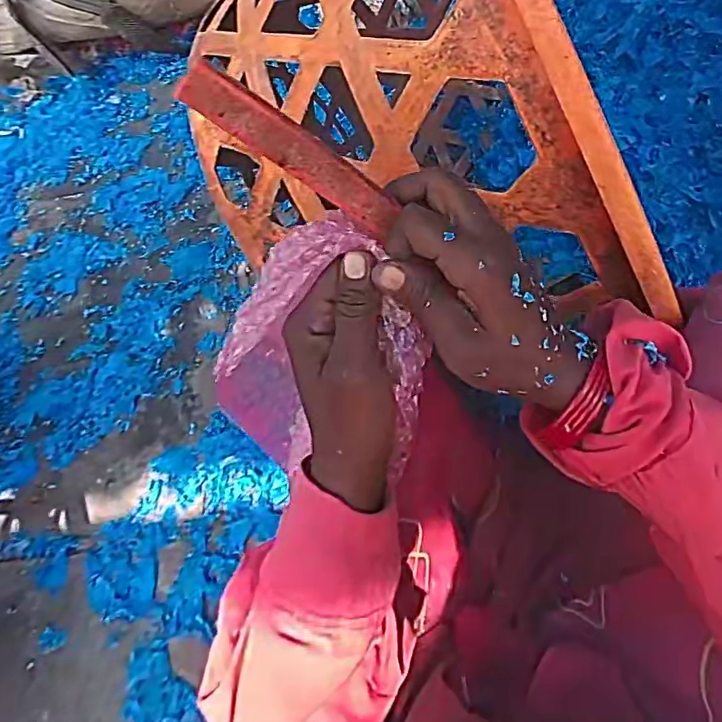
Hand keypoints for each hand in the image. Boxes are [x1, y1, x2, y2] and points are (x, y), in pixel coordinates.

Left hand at [284, 251, 394, 512]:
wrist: (359, 466)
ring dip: (386, 295)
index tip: (406, 268)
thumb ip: (356, 309)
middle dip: (379, 278)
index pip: (338, 269)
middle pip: (349, 279)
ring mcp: (331, 331)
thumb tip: (358, 255)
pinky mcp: (350, 343)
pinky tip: (408, 313)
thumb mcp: (357, 362)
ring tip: (416, 294)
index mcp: (305, 320)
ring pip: (362, 295)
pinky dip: (387, 312)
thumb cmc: (356, 419)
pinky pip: (369, 314)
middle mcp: (313, 320)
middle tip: (415, 281)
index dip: (370, 264)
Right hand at [371, 170, 593, 411]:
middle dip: (401, 194)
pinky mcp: (495, 239)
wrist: (554, 363)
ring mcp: (494, 232)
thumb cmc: (507, 361)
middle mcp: (486, 234)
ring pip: (449, 188)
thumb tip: (381, 268)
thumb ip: (422, 299)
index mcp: (476, 260)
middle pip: (437, 180)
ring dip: (417, 202)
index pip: (416, 219)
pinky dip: (433, 214)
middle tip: (383, 228)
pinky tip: (423, 252)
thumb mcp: (458, 344)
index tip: (395, 273)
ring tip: (400, 241)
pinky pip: (458, 208)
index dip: (394, 241)